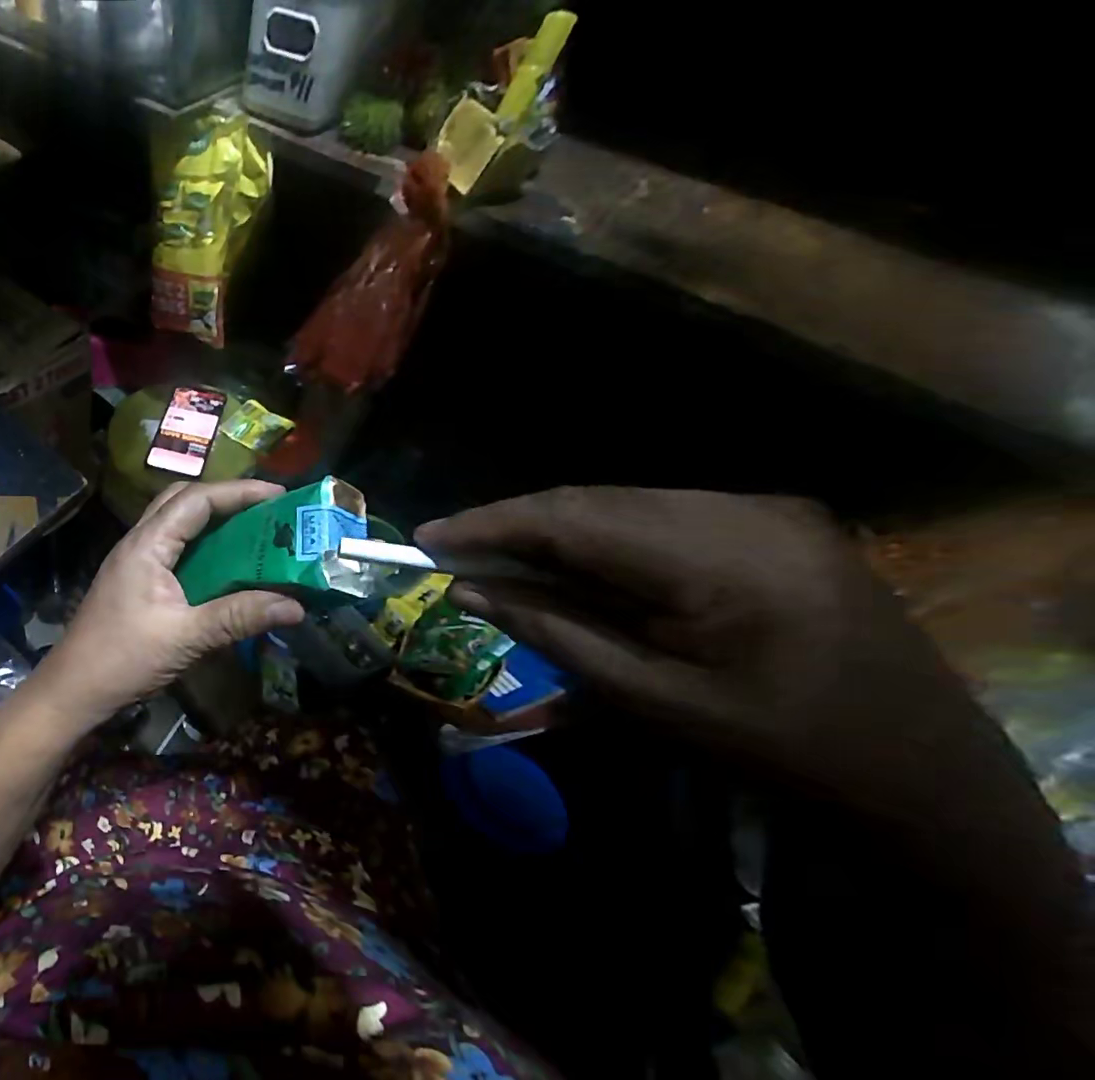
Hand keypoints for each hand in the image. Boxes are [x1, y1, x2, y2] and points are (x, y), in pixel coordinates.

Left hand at [31, 481, 306, 730]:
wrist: (73, 690)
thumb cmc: (123, 659)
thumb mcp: (186, 637)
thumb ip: (238, 617)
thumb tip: (296, 606)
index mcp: (147, 545)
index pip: (196, 499)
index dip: (239, 491)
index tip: (279, 495)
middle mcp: (139, 543)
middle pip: (183, 501)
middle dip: (226, 499)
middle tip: (266, 512)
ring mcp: (134, 562)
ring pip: (176, 525)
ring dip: (213, 522)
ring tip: (254, 533)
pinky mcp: (136, 582)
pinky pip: (173, 550)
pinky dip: (202, 548)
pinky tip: (225, 567)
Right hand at [414, 487, 985, 793]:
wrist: (921, 771)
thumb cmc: (778, 748)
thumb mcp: (649, 699)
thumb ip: (552, 631)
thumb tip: (468, 588)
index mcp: (725, 560)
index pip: (575, 518)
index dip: (490, 523)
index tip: (426, 538)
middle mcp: (746, 511)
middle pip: (594, 500)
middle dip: (513, 525)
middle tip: (449, 552)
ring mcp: (764, 510)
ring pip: (619, 503)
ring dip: (550, 531)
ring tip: (495, 560)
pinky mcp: (767, 521)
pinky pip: (654, 516)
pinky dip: (595, 538)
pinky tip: (566, 565)